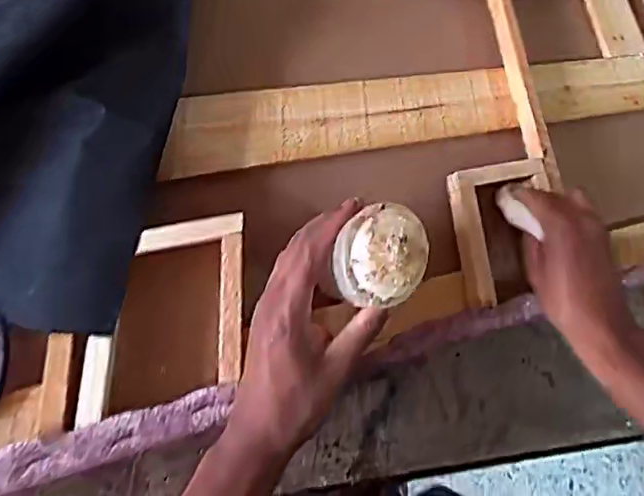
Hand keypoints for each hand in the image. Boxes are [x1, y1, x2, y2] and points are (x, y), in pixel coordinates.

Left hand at [191, 200, 385, 494]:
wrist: (255, 435)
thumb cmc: (295, 404)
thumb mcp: (337, 369)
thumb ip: (362, 331)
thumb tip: (388, 301)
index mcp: (288, 309)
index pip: (309, 251)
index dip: (332, 224)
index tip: (355, 207)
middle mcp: (272, 300)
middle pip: (295, 247)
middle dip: (324, 222)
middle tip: (353, 209)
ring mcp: (265, 307)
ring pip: (287, 256)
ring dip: (313, 235)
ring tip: (341, 226)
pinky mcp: (266, 315)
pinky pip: (285, 271)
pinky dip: (305, 254)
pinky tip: (324, 262)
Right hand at [514, 187, 641, 366]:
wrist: (601, 323)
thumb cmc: (563, 302)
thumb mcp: (536, 275)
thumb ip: (531, 244)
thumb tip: (529, 227)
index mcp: (561, 224)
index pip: (537, 198)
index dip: (521, 194)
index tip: (508, 195)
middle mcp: (581, 216)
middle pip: (556, 195)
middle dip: (538, 198)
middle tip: (523, 208)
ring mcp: (595, 224)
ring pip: (573, 198)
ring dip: (557, 202)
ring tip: (543, 218)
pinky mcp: (604, 235)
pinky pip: (584, 211)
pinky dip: (570, 211)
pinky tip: (561, 229)